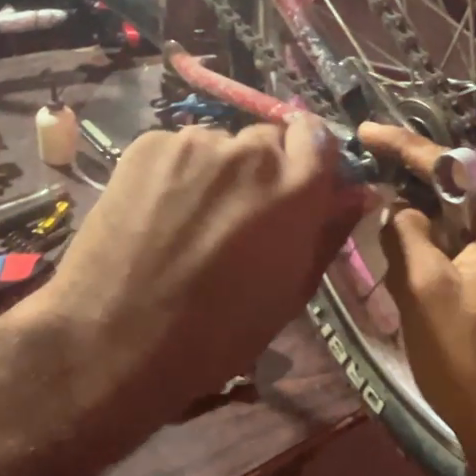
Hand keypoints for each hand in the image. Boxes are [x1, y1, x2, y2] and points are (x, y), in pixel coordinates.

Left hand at [29, 115, 366, 422]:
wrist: (115, 338)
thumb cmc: (218, 332)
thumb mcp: (291, 291)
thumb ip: (328, 232)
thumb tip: (360, 193)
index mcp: (298, 188)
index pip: (317, 137)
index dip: (307, 159)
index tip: (294, 187)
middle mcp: (252, 152)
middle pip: (268, 140)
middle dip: (262, 169)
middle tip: (239, 214)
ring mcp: (196, 143)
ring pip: (220, 146)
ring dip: (217, 171)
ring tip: (190, 220)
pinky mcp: (148, 145)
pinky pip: (178, 149)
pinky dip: (176, 173)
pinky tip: (158, 214)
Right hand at [359, 123, 475, 451]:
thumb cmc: (468, 358)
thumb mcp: (423, 289)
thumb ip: (406, 233)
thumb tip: (399, 207)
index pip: (450, 167)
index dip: (404, 147)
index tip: (366, 132)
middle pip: (456, 195)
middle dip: (412, 202)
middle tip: (373, 212)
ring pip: (460, 227)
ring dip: (425, 236)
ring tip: (396, 263)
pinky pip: (471, 250)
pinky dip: (441, 256)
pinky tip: (419, 279)